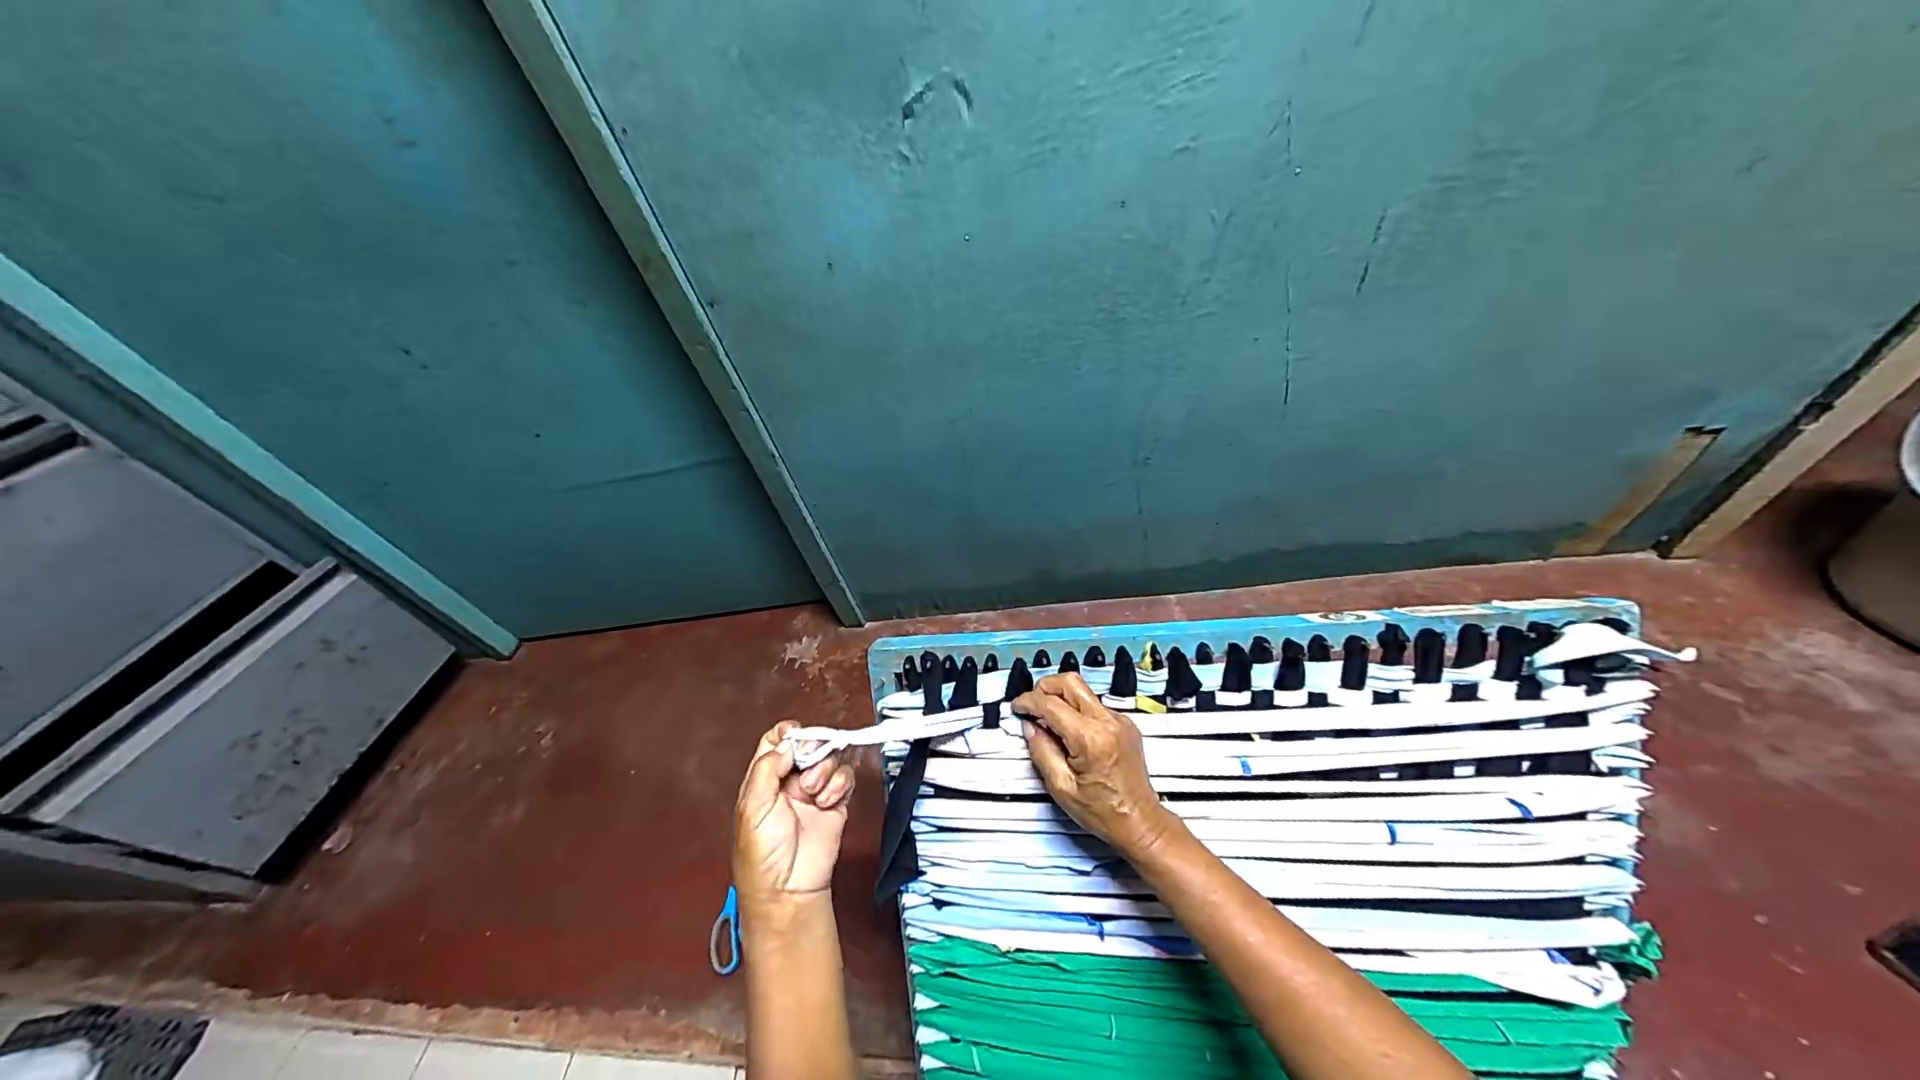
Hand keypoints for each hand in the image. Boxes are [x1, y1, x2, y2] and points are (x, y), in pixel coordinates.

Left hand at [733, 721, 855, 909]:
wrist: (789, 888)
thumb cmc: (761, 855)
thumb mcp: (752, 807)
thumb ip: (766, 769)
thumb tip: (787, 745)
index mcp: (763, 780)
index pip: (775, 743)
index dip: (786, 733)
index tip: (795, 733)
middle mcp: (789, 782)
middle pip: (807, 746)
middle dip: (811, 749)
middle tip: (808, 762)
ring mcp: (813, 792)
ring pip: (828, 759)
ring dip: (824, 769)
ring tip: (814, 791)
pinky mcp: (835, 803)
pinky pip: (844, 778)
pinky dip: (839, 783)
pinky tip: (828, 799)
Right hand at [1012, 674, 1176, 857]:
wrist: (1140, 822)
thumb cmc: (1105, 813)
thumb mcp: (1061, 787)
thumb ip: (1041, 751)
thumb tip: (1030, 727)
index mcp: (1091, 739)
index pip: (1051, 704)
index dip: (1029, 702)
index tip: (1018, 707)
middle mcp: (1109, 723)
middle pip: (1071, 682)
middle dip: (1045, 688)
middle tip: (1031, 705)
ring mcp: (1120, 722)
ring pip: (1083, 691)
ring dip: (1061, 698)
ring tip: (1048, 722)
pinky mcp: (1125, 726)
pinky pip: (1094, 706)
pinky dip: (1076, 710)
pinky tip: (1068, 732)